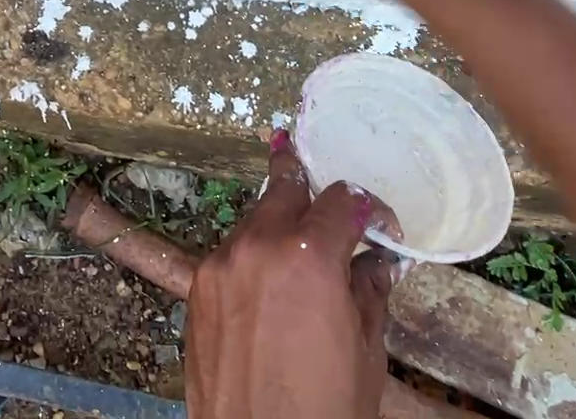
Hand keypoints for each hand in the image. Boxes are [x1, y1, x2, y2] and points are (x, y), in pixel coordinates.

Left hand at [185, 132, 395, 418]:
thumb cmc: (326, 408)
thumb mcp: (366, 351)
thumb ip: (369, 291)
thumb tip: (377, 259)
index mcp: (309, 256)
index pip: (341, 201)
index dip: (365, 208)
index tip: (376, 222)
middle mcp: (259, 244)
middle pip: (285, 188)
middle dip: (307, 184)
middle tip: (317, 179)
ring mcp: (221, 261)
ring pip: (253, 218)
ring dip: (277, 221)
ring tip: (295, 237)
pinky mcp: (198, 283)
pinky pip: (231, 251)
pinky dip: (251, 254)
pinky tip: (266, 279)